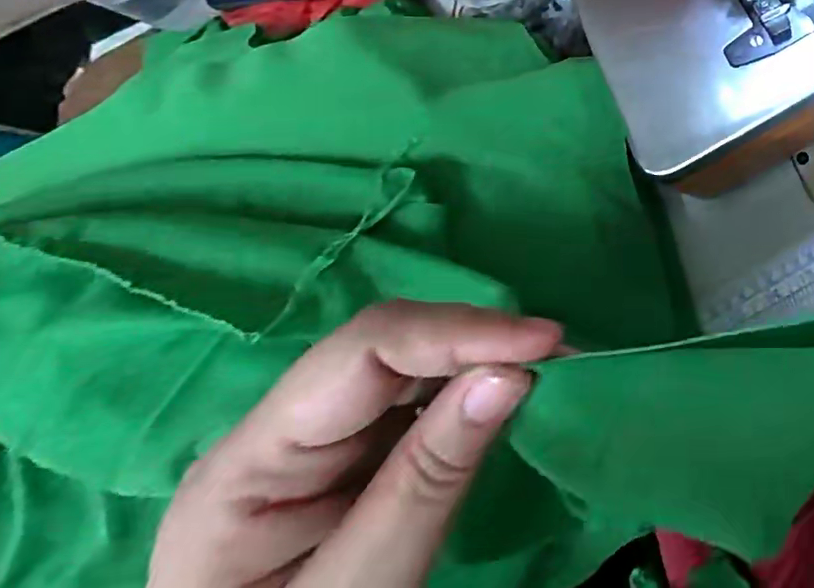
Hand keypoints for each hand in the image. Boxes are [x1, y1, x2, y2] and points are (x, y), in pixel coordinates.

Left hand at [149, 301, 562, 587]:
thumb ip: (426, 482)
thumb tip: (511, 375)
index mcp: (249, 461)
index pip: (364, 351)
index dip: (459, 331)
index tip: (546, 340)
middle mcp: (283, 425)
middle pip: (391, 345)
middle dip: (481, 340)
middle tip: (564, 355)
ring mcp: (320, 434)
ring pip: (413, 361)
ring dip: (486, 356)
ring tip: (553, 367)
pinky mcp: (356, 448)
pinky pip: (422, 395)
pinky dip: (476, 385)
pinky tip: (513, 388)